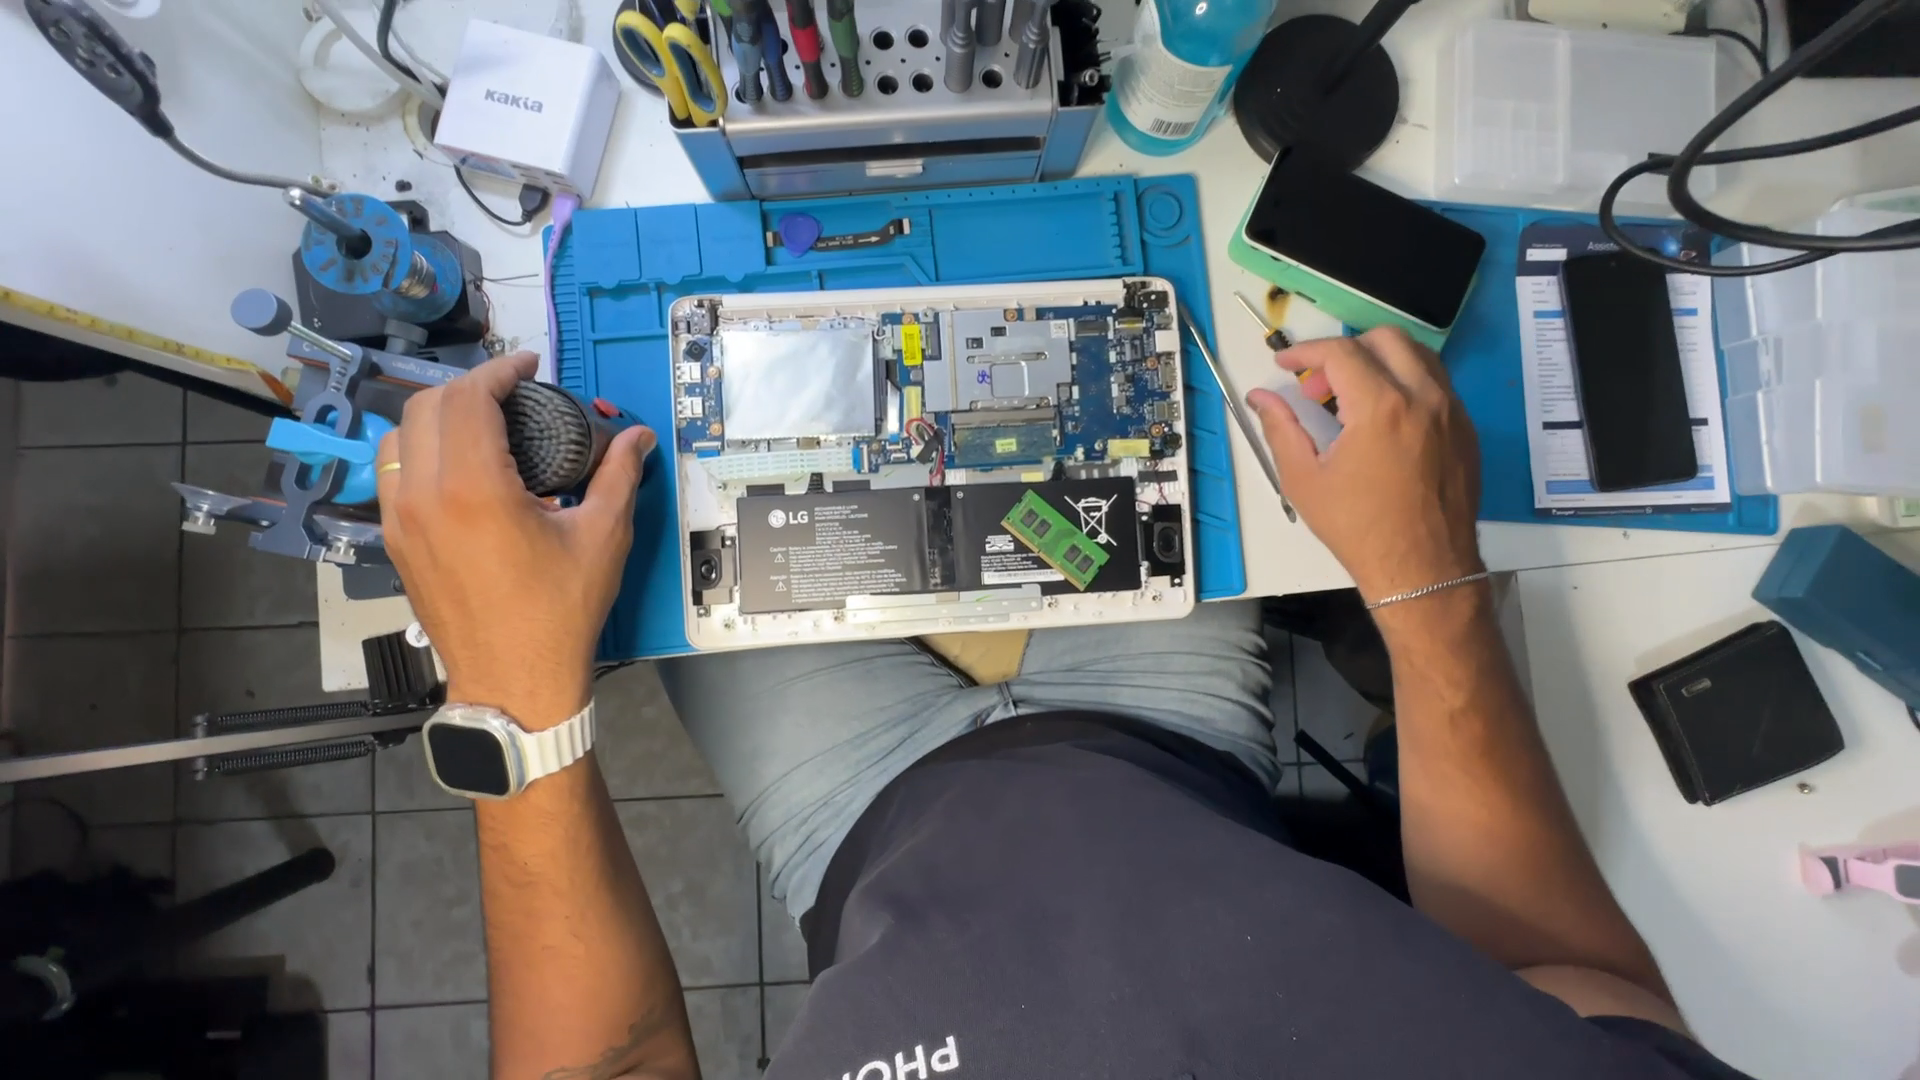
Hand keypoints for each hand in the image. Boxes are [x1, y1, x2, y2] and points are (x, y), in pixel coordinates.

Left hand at [375, 353, 655, 728]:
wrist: (513, 677)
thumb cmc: (561, 608)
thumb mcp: (603, 537)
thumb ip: (618, 475)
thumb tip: (638, 437)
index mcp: (473, 488)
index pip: (469, 399)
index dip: (499, 370)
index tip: (530, 365)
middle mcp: (422, 494)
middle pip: (427, 407)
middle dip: (469, 387)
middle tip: (515, 393)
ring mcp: (399, 519)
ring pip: (400, 437)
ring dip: (440, 416)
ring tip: (486, 424)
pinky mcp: (395, 541)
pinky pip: (395, 472)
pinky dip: (424, 449)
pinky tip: (463, 467)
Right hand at [1246, 328, 1482, 604]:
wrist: (1422, 566)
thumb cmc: (1356, 527)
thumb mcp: (1303, 479)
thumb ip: (1280, 428)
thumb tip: (1259, 396)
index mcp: (1381, 408)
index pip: (1340, 353)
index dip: (1304, 352)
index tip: (1283, 365)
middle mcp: (1423, 398)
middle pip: (1385, 339)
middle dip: (1344, 350)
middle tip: (1317, 386)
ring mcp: (1452, 411)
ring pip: (1417, 356)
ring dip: (1377, 362)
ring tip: (1349, 399)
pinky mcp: (1465, 428)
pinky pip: (1435, 384)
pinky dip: (1403, 383)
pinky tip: (1380, 421)